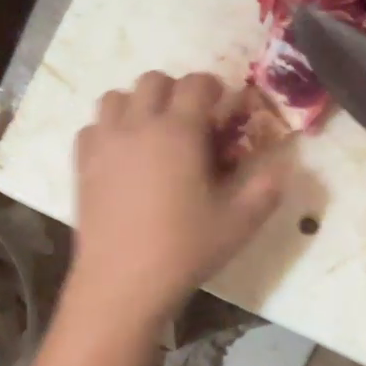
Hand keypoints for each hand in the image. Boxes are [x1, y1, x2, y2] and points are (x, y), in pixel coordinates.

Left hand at [70, 72, 287, 326]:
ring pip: (116, 98)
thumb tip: (283, 167)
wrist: (122, 283)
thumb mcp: (237, 225)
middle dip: (174, 92)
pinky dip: (107, 131)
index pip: (197, 84)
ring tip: (151, 134)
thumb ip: (265, 190)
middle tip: (188, 122)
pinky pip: (92, 128)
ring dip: (136, 106)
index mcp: (178, 131)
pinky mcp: (82, 167)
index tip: (222, 108)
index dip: (214, 88)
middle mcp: (138, 126)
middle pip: (153, 81)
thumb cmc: (183, 252)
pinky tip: (121, 156)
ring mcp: (105, 144)